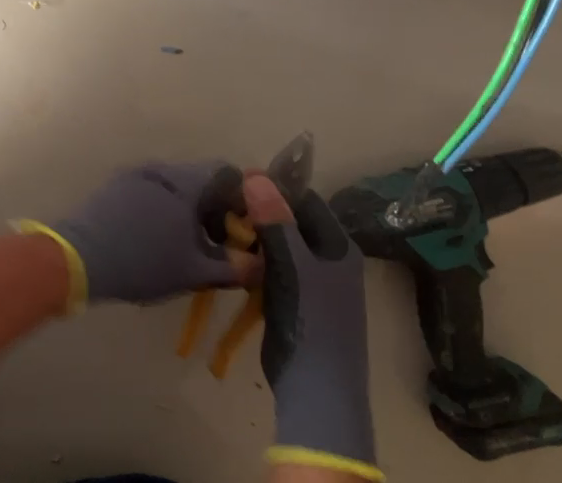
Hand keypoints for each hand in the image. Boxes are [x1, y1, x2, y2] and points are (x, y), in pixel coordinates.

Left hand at [20, 162, 254, 308]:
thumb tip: (262, 263)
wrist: (78, 258)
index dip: (245, 200)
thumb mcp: (195, 271)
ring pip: (176, 187)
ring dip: (190, 211)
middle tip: (223, 244)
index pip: (228, 174)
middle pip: (202, 180)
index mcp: (184, 180)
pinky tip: (162, 240)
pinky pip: (153, 192)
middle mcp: (160, 168)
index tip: (248, 229)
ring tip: (192, 246)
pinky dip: (166, 210)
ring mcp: (134, 175)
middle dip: (217, 209)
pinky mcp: (115, 187)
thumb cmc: (143, 262)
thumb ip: (235, 267)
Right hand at [246, 174, 381, 480]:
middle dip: (262, 210)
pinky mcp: (298, 301)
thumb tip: (255, 175)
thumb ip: (276, 221)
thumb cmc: (309, 319)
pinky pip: (277, 267)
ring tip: (222, 224)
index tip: (238, 178)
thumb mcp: (291, 265)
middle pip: (294, 222)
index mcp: (339, 247)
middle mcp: (331, 260)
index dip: (275, 186)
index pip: (306, 200)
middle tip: (224, 202)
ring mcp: (316, 283)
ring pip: (283, 245)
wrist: (317, 387)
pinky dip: (256, 258)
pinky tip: (232, 256)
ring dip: (257, 235)